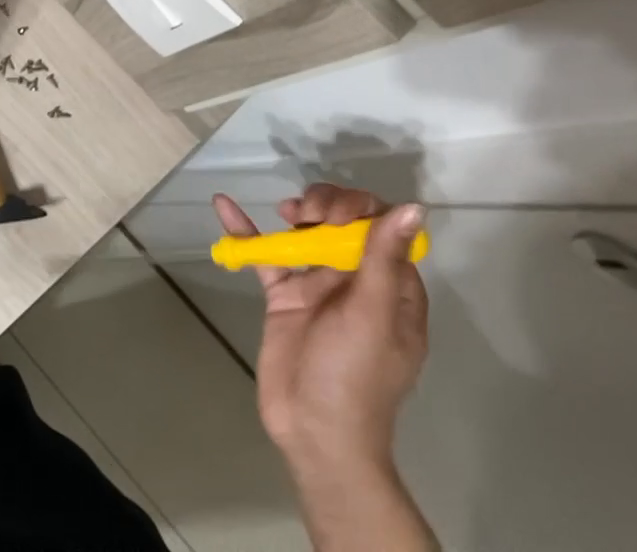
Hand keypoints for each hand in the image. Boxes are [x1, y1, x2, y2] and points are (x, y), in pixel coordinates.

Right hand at [213, 184, 427, 472]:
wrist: (314, 429)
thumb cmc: (355, 375)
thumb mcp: (373, 316)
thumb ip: (383, 260)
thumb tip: (412, 207)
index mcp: (390, 286)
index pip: (383, 230)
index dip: (361, 210)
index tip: (334, 216)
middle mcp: (356, 281)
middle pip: (344, 225)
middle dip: (328, 206)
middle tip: (305, 215)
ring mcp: (318, 288)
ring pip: (308, 235)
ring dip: (297, 212)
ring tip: (285, 212)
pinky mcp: (283, 298)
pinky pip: (266, 256)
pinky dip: (247, 233)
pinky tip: (224, 207)